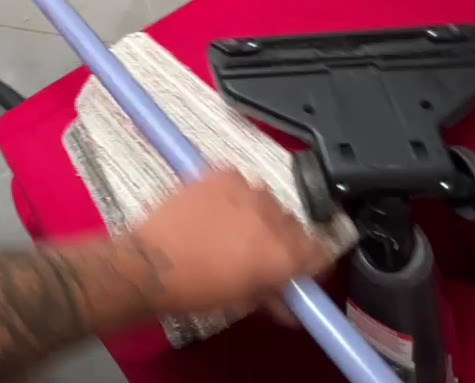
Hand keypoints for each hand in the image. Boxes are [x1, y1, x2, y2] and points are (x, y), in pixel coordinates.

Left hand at [130, 168, 331, 316]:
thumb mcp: (247, 299)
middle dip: (281, 235)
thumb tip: (288, 298)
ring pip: (266, 196)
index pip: (319, 250)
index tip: (297, 264)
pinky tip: (217, 202)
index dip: (308, 259)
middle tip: (259, 246)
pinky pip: (237, 176)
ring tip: (235, 222)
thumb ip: (275, 292)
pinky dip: (232, 188)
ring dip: (257, 209)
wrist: (155, 262)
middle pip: (292, 222)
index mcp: (285, 254)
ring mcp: (243, 192)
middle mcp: (271, 219)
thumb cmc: (200, 287)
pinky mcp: (216, 174)